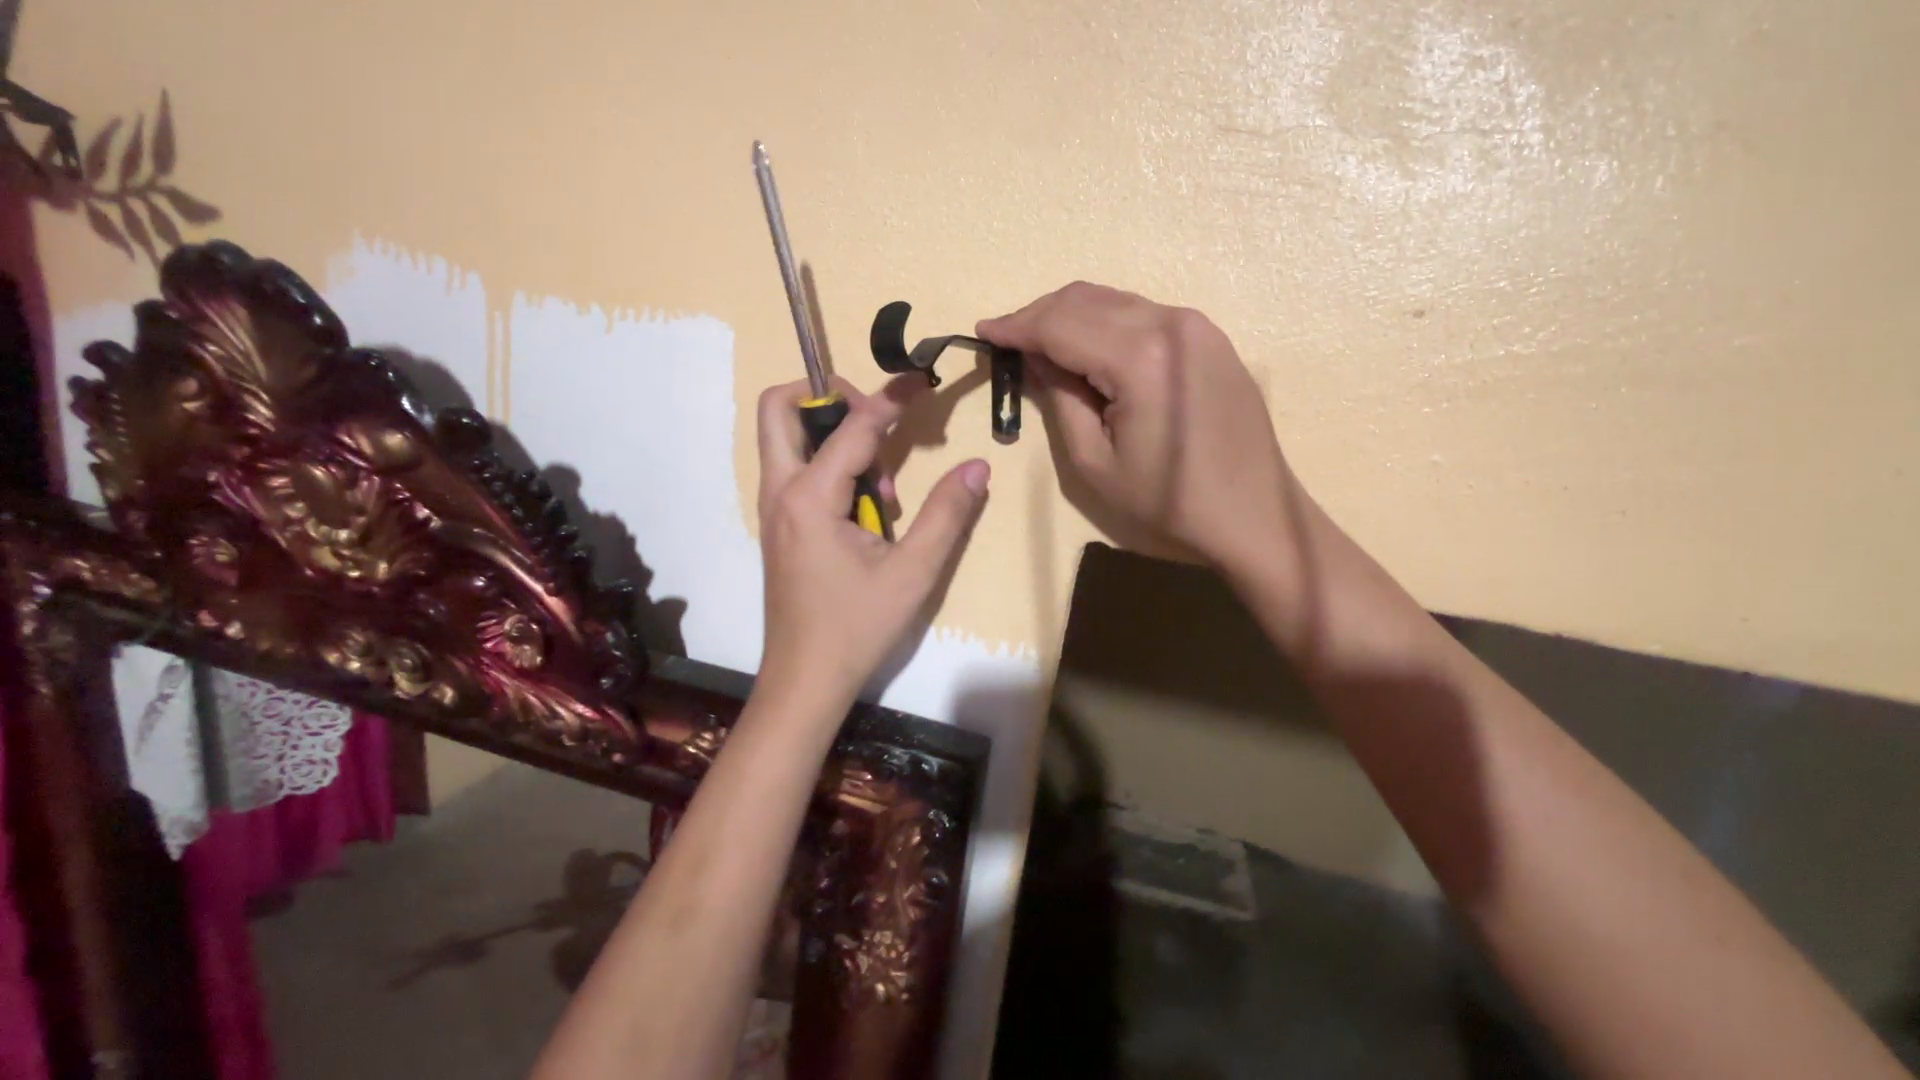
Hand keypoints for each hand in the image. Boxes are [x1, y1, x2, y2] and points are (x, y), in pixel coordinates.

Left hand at [755, 375, 989, 711]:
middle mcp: (779, 491)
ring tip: (882, 483)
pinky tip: (867, 509)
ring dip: (830, 434)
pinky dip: (827, 464)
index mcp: (809, 497)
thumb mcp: (914, 573)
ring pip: (784, 436)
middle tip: (876, 416)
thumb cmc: (857, 628)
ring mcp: (773, 508)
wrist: (805, 679)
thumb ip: (947, 514)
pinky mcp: (779, 525)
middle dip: (828, 394)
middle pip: (779, 406)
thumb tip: (978, 466)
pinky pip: (795, 468)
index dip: (893, 397)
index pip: (853, 425)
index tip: (924, 381)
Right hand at [977, 282, 1297, 577]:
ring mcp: (1197, 328)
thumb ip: (1061, 399)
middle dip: (1039, 315)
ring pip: (1115, 302)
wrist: (1256, 519)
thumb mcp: (1095, 462)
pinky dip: (1107, 323)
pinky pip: (1144, 315)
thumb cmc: (1169, 505)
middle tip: (1007, 340)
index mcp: (1140, 357)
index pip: (1059, 324)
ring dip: (1072, 316)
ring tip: (1040, 344)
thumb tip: (1037, 358)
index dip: (1016, 326)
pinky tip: (1090, 349)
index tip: (982, 332)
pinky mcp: (1211, 340)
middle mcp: (1171, 324)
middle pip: (1086, 300)